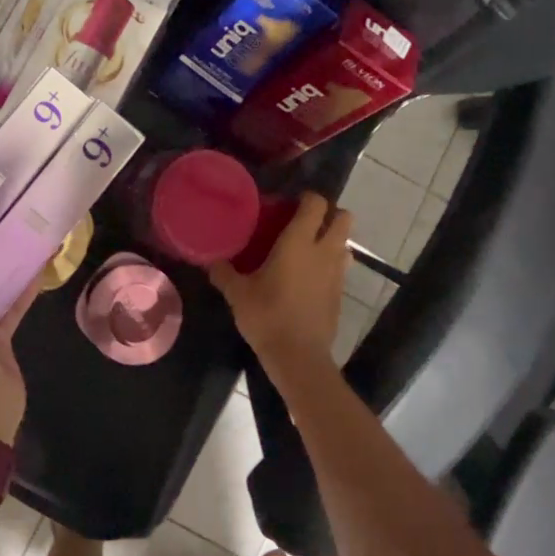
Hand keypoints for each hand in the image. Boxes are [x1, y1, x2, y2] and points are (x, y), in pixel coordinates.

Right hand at [208, 191, 349, 373]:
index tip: (290, 202)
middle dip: (330, 214)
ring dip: (333, 240)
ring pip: (345, 244)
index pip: (316, 204)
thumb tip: (209, 260)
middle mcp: (324, 252)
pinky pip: (341, 268)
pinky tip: (310, 278)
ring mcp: (337, 274)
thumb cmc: (267, 316)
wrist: (299, 358)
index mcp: (299, 242)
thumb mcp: (237, 294)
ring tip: (309, 248)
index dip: (307, 198)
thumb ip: (223, 272)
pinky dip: (331, 265)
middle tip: (305, 222)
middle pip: (344, 218)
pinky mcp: (340, 295)